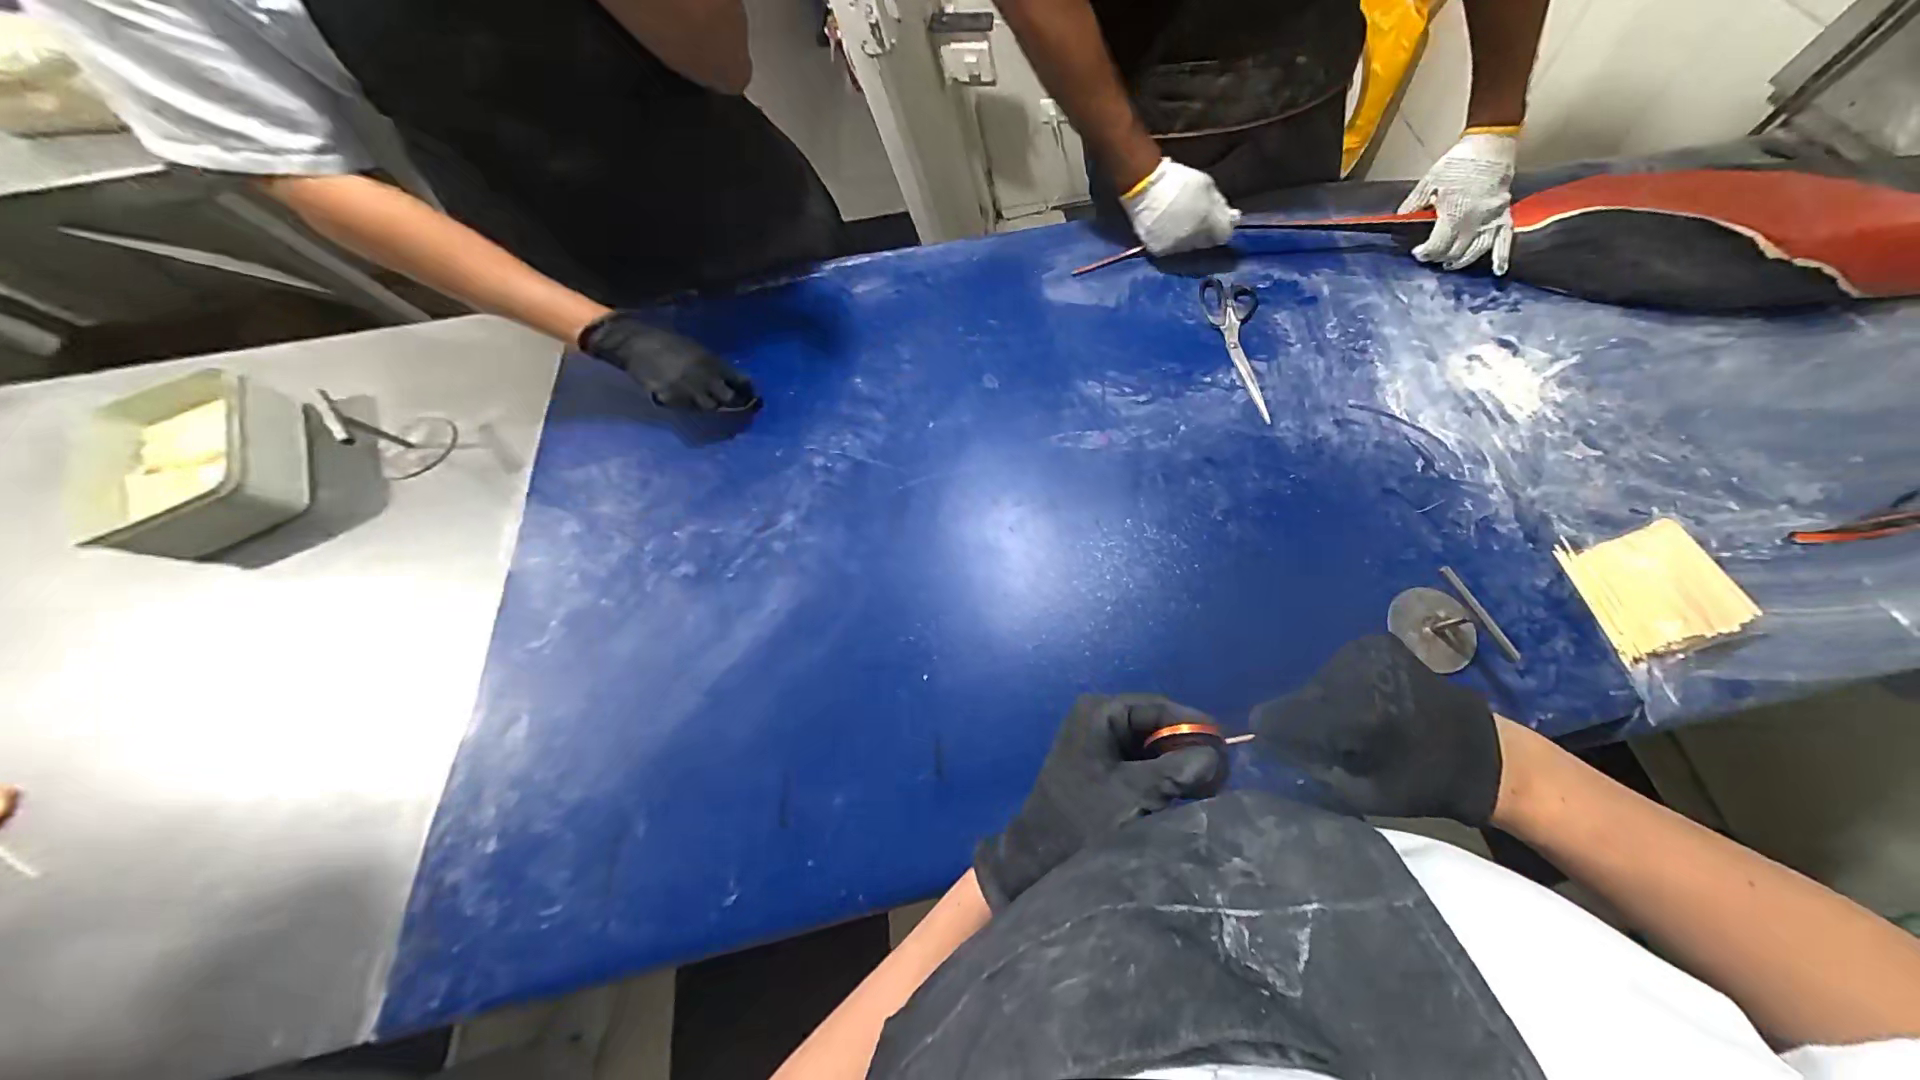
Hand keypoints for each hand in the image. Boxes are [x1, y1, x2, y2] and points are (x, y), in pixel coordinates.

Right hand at [578, 311, 755, 410]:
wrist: (634, 342)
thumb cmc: (665, 340)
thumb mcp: (695, 347)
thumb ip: (713, 364)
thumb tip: (730, 379)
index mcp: (712, 361)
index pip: (740, 380)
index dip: (748, 390)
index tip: (753, 397)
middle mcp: (704, 378)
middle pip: (730, 399)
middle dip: (735, 403)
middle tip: (737, 406)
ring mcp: (688, 390)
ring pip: (710, 407)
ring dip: (713, 406)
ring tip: (710, 403)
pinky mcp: (672, 399)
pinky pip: (688, 408)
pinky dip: (691, 407)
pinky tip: (688, 401)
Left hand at [973, 695, 1228, 908]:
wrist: (1038, 858)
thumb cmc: (1084, 820)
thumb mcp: (1137, 792)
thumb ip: (1181, 769)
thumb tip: (1219, 756)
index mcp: (1100, 712)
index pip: (1161, 708)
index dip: (1196, 728)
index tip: (1228, 754)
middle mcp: (1098, 718)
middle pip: (1158, 727)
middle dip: (1187, 750)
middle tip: (1217, 779)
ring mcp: (1098, 743)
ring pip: (1153, 748)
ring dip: (1177, 768)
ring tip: (1202, 790)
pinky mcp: (1101, 768)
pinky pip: (1142, 764)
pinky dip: (1163, 778)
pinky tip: (1180, 797)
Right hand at [1120, 158, 1239, 256]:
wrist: (1144, 187)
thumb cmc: (1178, 181)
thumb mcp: (1206, 186)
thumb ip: (1219, 205)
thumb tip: (1230, 218)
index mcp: (1210, 225)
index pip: (1224, 235)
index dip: (1222, 227)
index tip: (1218, 219)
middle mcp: (1194, 242)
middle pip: (1205, 244)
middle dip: (1204, 233)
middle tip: (1195, 219)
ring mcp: (1175, 249)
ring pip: (1186, 249)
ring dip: (1186, 239)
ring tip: (1177, 223)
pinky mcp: (1158, 251)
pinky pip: (1169, 250)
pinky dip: (1170, 242)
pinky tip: (1165, 229)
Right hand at [1248, 635, 1502, 823]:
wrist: (1482, 752)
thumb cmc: (1423, 782)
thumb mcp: (1363, 794)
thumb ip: (1310, 769)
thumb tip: (1264, 751)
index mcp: (1359, 714)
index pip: (1283, 715)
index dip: (1273, 732)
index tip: (1271, 745)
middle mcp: (1359, 673)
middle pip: (1300, 696)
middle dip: (1301, 719)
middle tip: (1319, 742)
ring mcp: (1368, 651)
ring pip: (1315, 681)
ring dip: (1319, 703)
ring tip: (1343, 725)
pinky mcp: (1375, 642)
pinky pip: (1333, 668)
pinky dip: (1336, 687)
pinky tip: (1357, 703)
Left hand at [1398, 131, 1517, 273]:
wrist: (1490, 143)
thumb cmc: (1457, 163)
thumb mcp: (1427, 183)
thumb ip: (1412, 206)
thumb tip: (1399, 221)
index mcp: (1454, 215)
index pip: (1436, 246)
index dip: (1424, 253)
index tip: (1418, 253)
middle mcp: (1474, 221)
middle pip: (1455, 252)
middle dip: (1440, 258)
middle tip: (1431, 256)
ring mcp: (1492, 218)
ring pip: (1476, 251)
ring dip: (1462, 261)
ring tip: (1449, 264)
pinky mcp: (1505, 213)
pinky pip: (1506, 238)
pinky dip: (1502, 256)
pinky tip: (1498, 270)